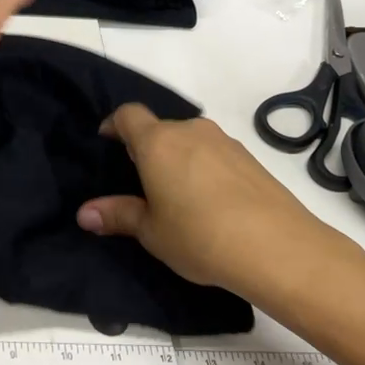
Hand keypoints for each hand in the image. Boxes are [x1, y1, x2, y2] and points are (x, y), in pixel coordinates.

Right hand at [76, 104, 339, 292]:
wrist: (280, 249)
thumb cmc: (200, 236)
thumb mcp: (152, 232)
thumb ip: (118, 216)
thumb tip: (84, 213)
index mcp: (157, 142)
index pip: (128, 114)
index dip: (114, 125)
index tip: (107, 143)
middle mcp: (190, 132)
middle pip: (160, 128)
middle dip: (148, 148)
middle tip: (141, 183)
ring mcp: (225, 143)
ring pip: (190, 141)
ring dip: (179, 159)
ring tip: (178, 195)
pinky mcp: (252, 159)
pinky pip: (215, 155)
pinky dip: (205, 169)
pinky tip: (211, 203)